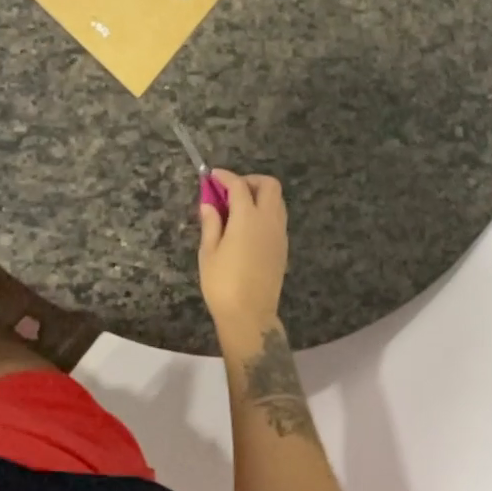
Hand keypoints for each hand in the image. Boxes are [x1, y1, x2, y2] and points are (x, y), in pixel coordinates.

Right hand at [198, 170, 287, 334]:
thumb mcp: (208, 252)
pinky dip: (265, 211)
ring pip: (277, 201)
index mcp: (248, 218)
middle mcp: (269, 220)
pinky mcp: (283, 247)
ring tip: (237, 208)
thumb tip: (209, 204)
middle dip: (250, 180)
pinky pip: (278, 218)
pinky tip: (247, 226)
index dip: (225, 177)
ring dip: (260, 195)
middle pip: (269, 186)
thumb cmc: (222, 284)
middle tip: (229, 191)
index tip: (212, 175)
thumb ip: (210, 223)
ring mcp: (279, 234)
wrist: (249, 315)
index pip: (239, 185)